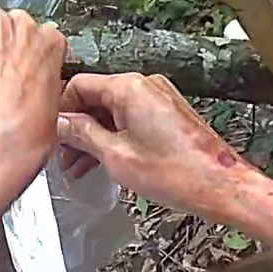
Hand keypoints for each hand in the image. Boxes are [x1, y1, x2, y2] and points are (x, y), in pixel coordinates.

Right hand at [56, 73, 272, 265]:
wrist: (221, 186)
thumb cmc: (177, 173)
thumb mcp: (116, 156)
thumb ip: (82, 135)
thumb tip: (60, 124)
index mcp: (129, 87)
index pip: (78, 84)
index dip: (60, 111)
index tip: (51, 134)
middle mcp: (144, 85)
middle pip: (95, 97)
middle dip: (76, 128)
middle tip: (63, 157)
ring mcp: (157, 98)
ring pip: (112, 111)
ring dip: (93, 136)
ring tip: (79, 167)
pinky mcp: (167, 114)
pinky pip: (130, 119)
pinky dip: (113, 137)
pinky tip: (103, 161)